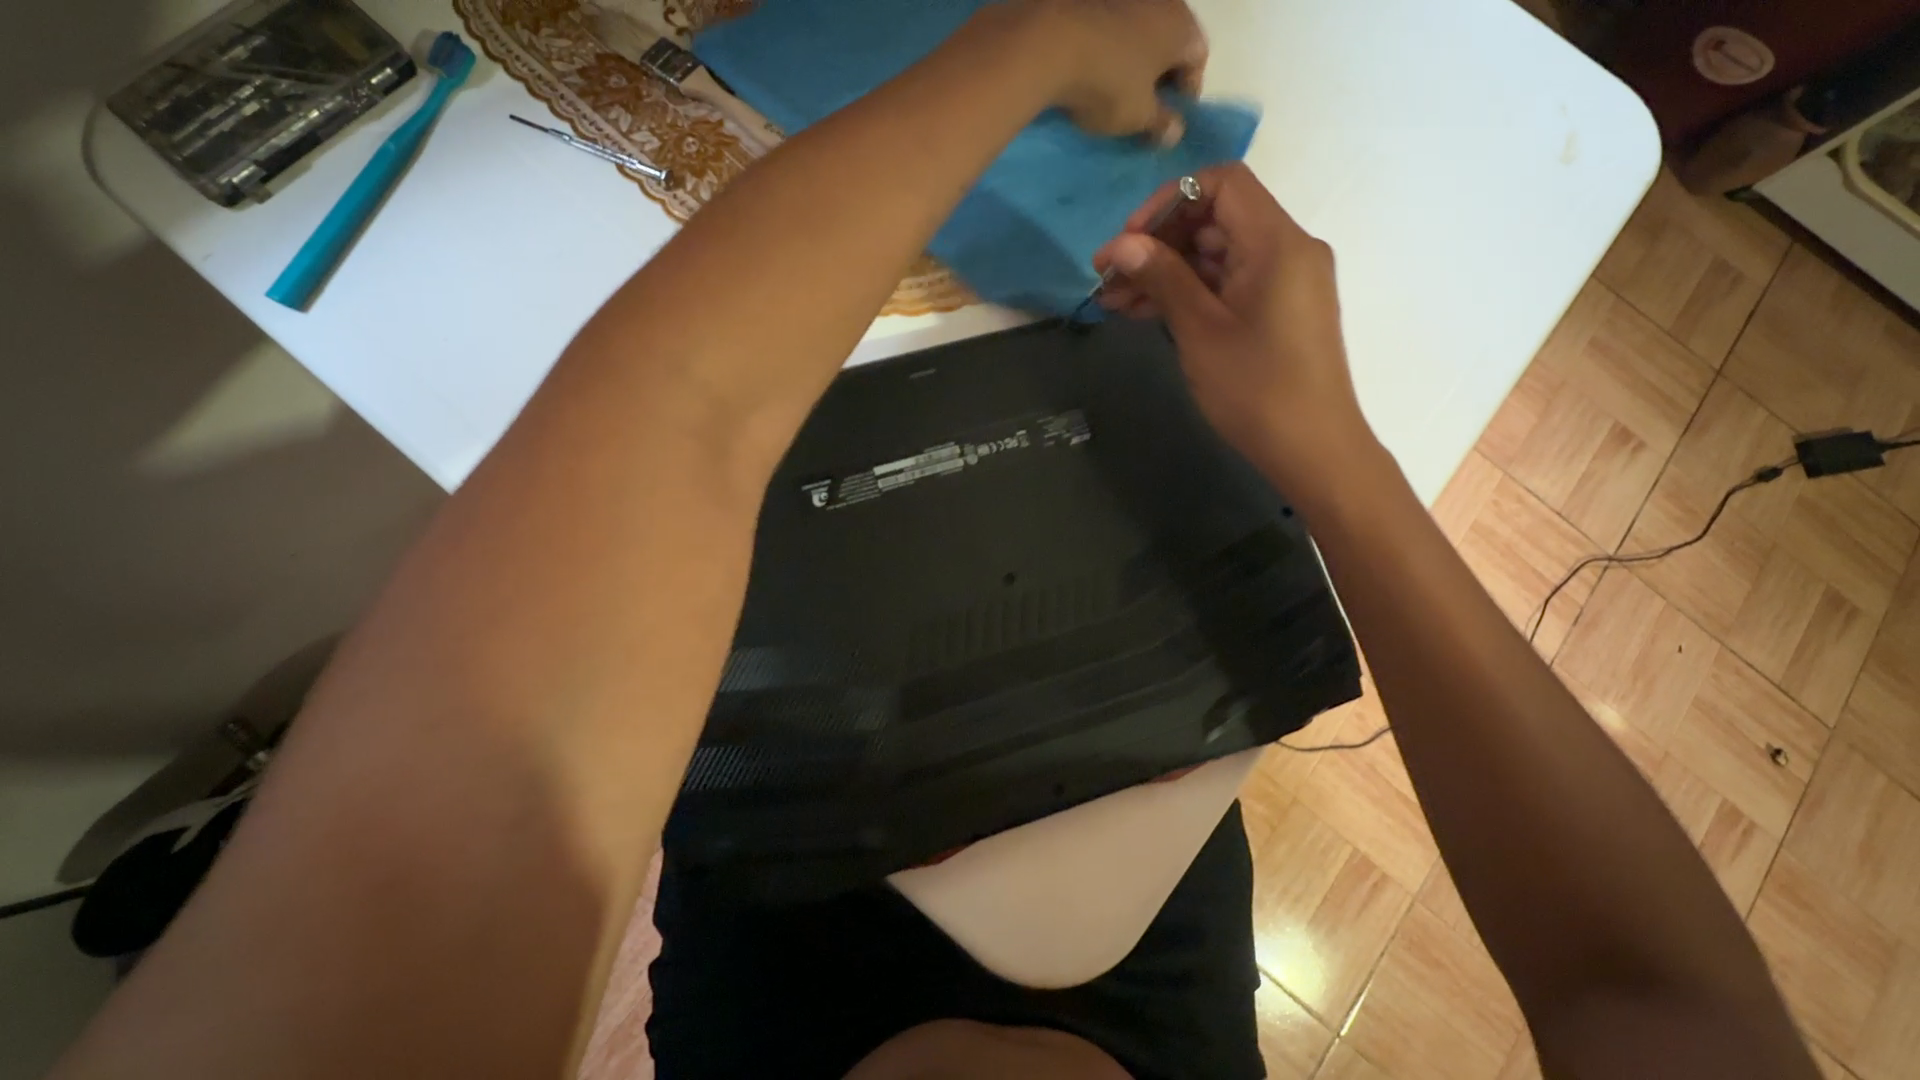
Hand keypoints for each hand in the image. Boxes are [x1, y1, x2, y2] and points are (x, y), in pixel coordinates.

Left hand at [1003, 0, 1208, 143]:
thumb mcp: (1137, 115)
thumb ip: (1160, 123)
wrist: (1046, 41)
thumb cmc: (1106, 82)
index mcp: (1181, 26)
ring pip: (1136, 28)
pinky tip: (1087, 64)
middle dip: (1160, 72)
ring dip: (1131, 55)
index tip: (1170, 117)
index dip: (1187, 92)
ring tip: (1113, 85)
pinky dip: (1103, 43)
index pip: (1198, 58)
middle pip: (1168, 38)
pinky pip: (1105, 22)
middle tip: (1144, 104)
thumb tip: (1175, 131)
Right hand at [1091, 163, 1375, 485]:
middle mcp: (1287, 249)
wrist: (1313, 450)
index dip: (1168, 201)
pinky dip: (1189, 293)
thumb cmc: (1257, 389)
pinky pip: (1228, 283)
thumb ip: (1161, 278)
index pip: (1222, 183)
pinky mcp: (1278, 309)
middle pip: (1215, 218)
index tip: (1129, 241)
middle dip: (1158, 243)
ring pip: (1216, 254)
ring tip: (1114, 301)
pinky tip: (1145, 313)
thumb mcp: (1200, 331)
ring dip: (1165, 272)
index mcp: (1277, 242)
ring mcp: (1285, 280)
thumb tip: (1120, 245)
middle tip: (1108, 278)